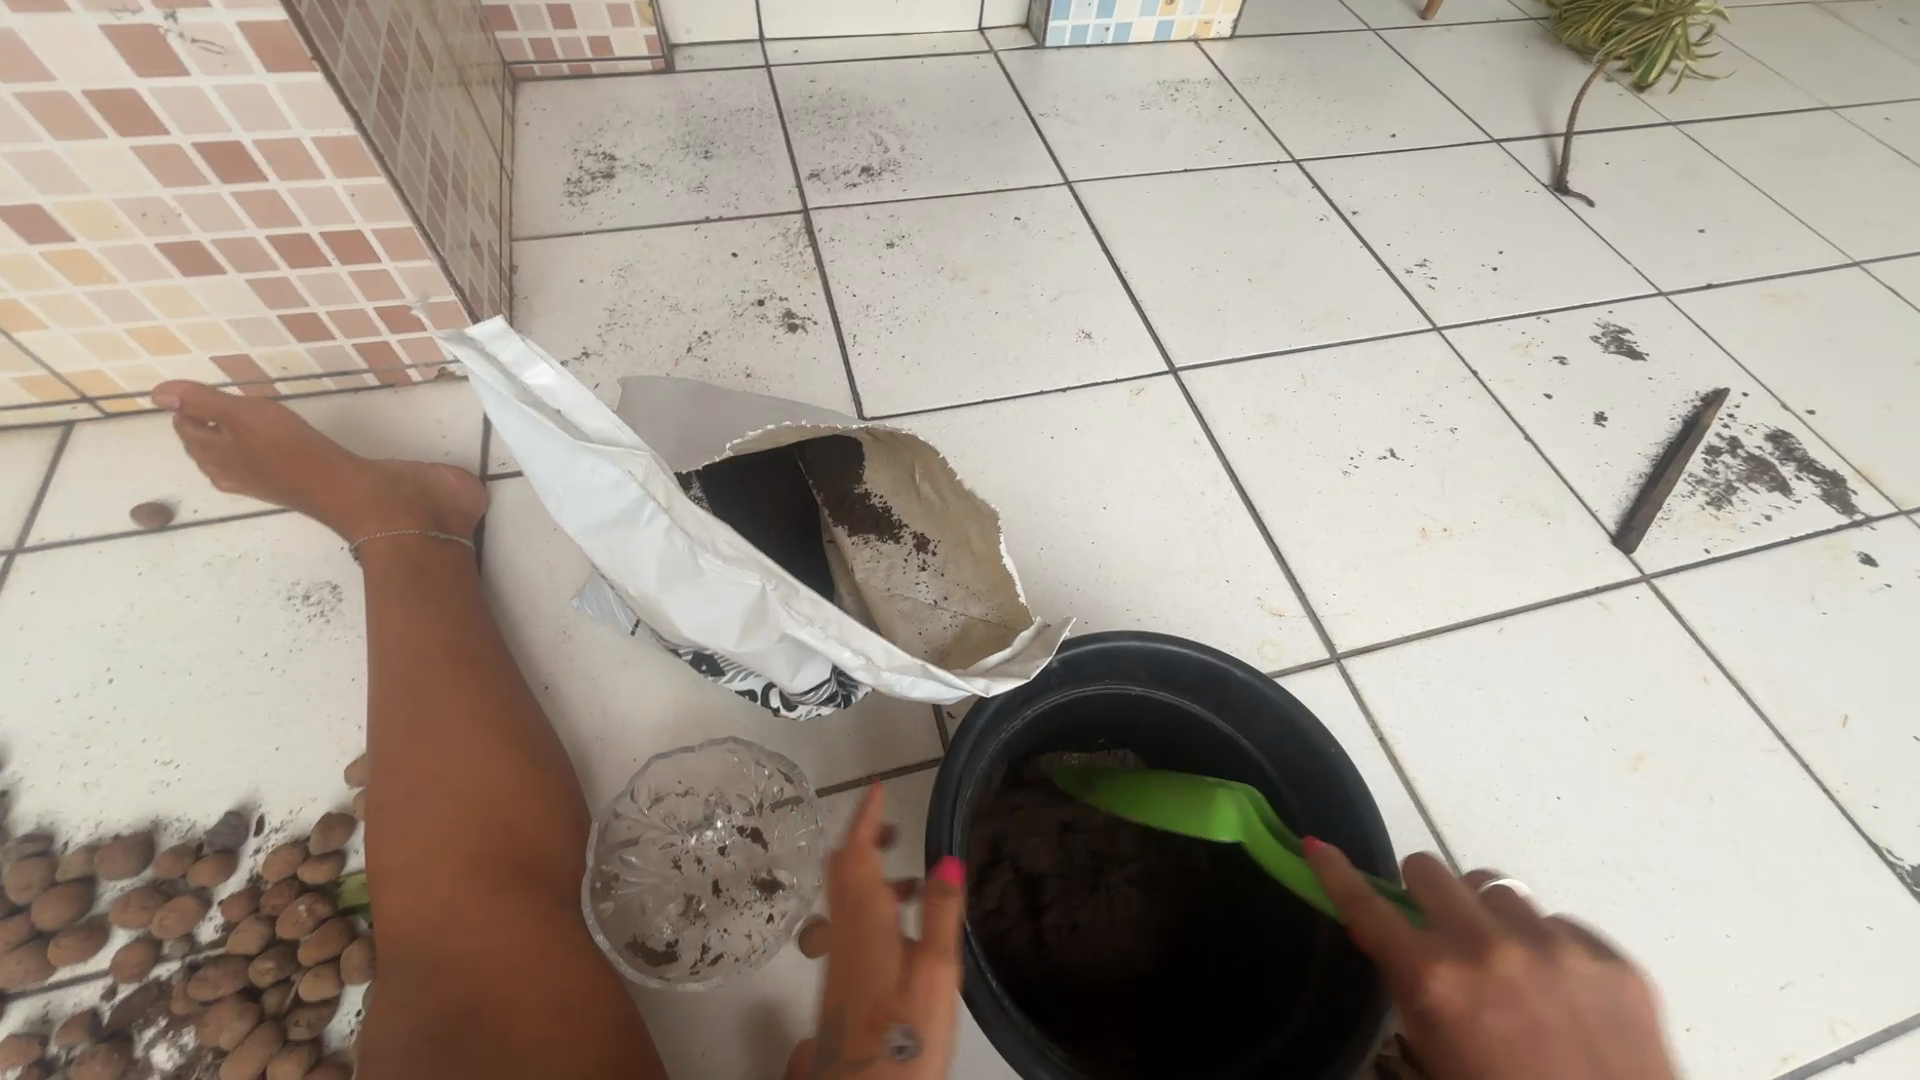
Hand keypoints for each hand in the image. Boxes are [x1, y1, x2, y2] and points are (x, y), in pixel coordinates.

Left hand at [786, 786, 965, 1079]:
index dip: (866, 816)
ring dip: (873, 875)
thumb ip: (940, 914)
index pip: (856, 852)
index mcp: (864, 919)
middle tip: (891, 826)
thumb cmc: (903, 1036)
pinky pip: (851, 923)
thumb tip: (947, 858)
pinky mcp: (841, 984)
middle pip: (842, 870)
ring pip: (846, 898)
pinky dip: (874, 905)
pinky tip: (904, 933)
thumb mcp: (935, 973)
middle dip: (864, 840)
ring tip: (915, 881)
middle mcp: (843, 931)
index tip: (878, 787)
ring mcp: (838, 959)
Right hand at [1303, 840, 1678, 1079]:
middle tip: (1436, 926)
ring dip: (1488, 917)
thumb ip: (1405, 984)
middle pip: (1429, 869)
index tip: (1317, 846)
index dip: (1334, 872)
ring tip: (1510, 965)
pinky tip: (1562, 992)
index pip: (1366, 905)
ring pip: (1496, 890)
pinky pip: (1558, 921)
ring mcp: (1555, 949)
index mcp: (1435, 979)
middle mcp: (1487, 948)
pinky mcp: (1611, 960)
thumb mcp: (1433, 1049)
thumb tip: (1379, 933)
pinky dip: (1547, 945)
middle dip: (1424, 893)